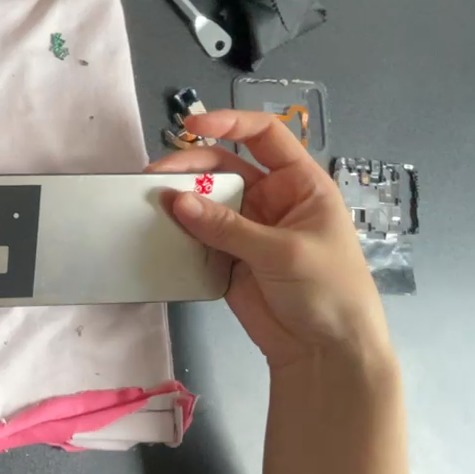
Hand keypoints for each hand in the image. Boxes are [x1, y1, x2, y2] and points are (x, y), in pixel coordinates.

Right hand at [147, 110, 389, 369]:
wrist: (324, 350)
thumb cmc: (327, 290)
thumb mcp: (283, 252)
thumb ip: (227, 227)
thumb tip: (176, 200)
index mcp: (299, 185)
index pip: (266, 138)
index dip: (231, 124)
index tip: (193, 125)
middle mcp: (270, 201)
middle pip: (224, 168)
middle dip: (191, 167)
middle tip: (154, 177)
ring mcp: (245, 230)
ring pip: (205, 202)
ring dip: (179, 200)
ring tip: (147, 202)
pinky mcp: (225, 259)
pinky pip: (195, 237)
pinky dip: (176, 233)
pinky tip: (156, 232)